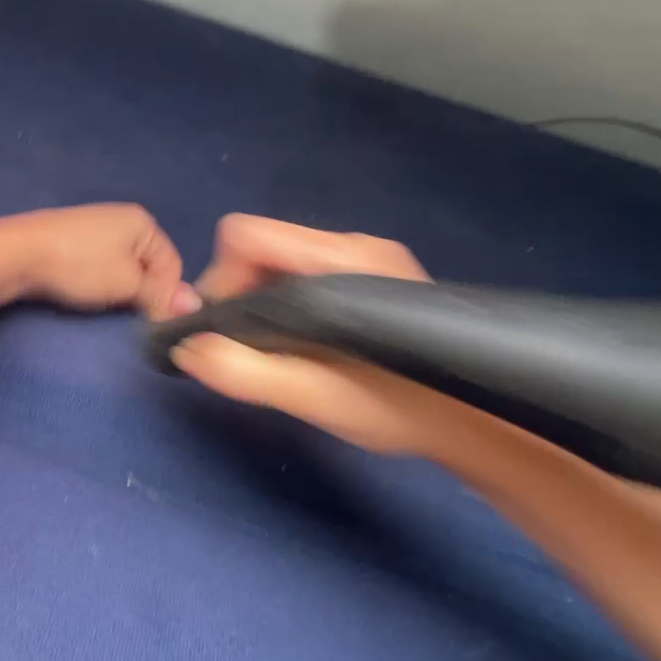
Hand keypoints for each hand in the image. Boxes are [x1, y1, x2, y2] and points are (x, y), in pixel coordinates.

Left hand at [0, 204, 199, 320]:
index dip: (166, 295)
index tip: (151, 317)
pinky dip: (97, 281)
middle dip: (140, 291)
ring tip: (99, 300)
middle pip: (148, 266)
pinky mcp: (72, 240)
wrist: (18, 254)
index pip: (173, 266)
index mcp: (143, 222)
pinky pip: (99, 266)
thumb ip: (160, 295)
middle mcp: (122, 218)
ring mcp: (95, 228)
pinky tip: (82, 290)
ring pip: (123, 269)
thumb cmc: (80, 266)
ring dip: (118, 290)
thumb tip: (193, 305)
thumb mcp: (127, 284)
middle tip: (123, 310)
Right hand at [166, 214, 468, 457]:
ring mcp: (365, 257)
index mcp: (339, 260)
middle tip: (247, 347)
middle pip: (260, 246)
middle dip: (238, 293)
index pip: (246, 236)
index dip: (221, 279)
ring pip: (279, 262)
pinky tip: (304, 344)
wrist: (474, 424)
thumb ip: (244, 372)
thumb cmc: (397, 409)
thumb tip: (186, 348)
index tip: (226, 329)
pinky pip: (303, 274)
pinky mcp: (371, 275)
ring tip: (276, 350)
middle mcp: (352, 245)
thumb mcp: (313, 397)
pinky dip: (285, 304)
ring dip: (260, 301)